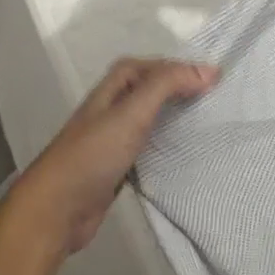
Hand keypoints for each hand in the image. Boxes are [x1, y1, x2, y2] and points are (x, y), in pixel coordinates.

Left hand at [2, 58, 217, 255]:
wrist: (58, 208)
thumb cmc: (94, 153)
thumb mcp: (132, 111)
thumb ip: (166, 85)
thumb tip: (209, 70)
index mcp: (114, 86)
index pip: (154, 66)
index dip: (181, 67)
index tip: (216, 79)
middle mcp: (113, 106)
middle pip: (153, 90)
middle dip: (181, 92)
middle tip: (216, 101)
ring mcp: (114, 137)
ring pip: (151, 119)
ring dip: (175, 119)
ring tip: (208, 126)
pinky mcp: (117, 166)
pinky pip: (148, 148)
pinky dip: (166, 147)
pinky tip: (184, 157)